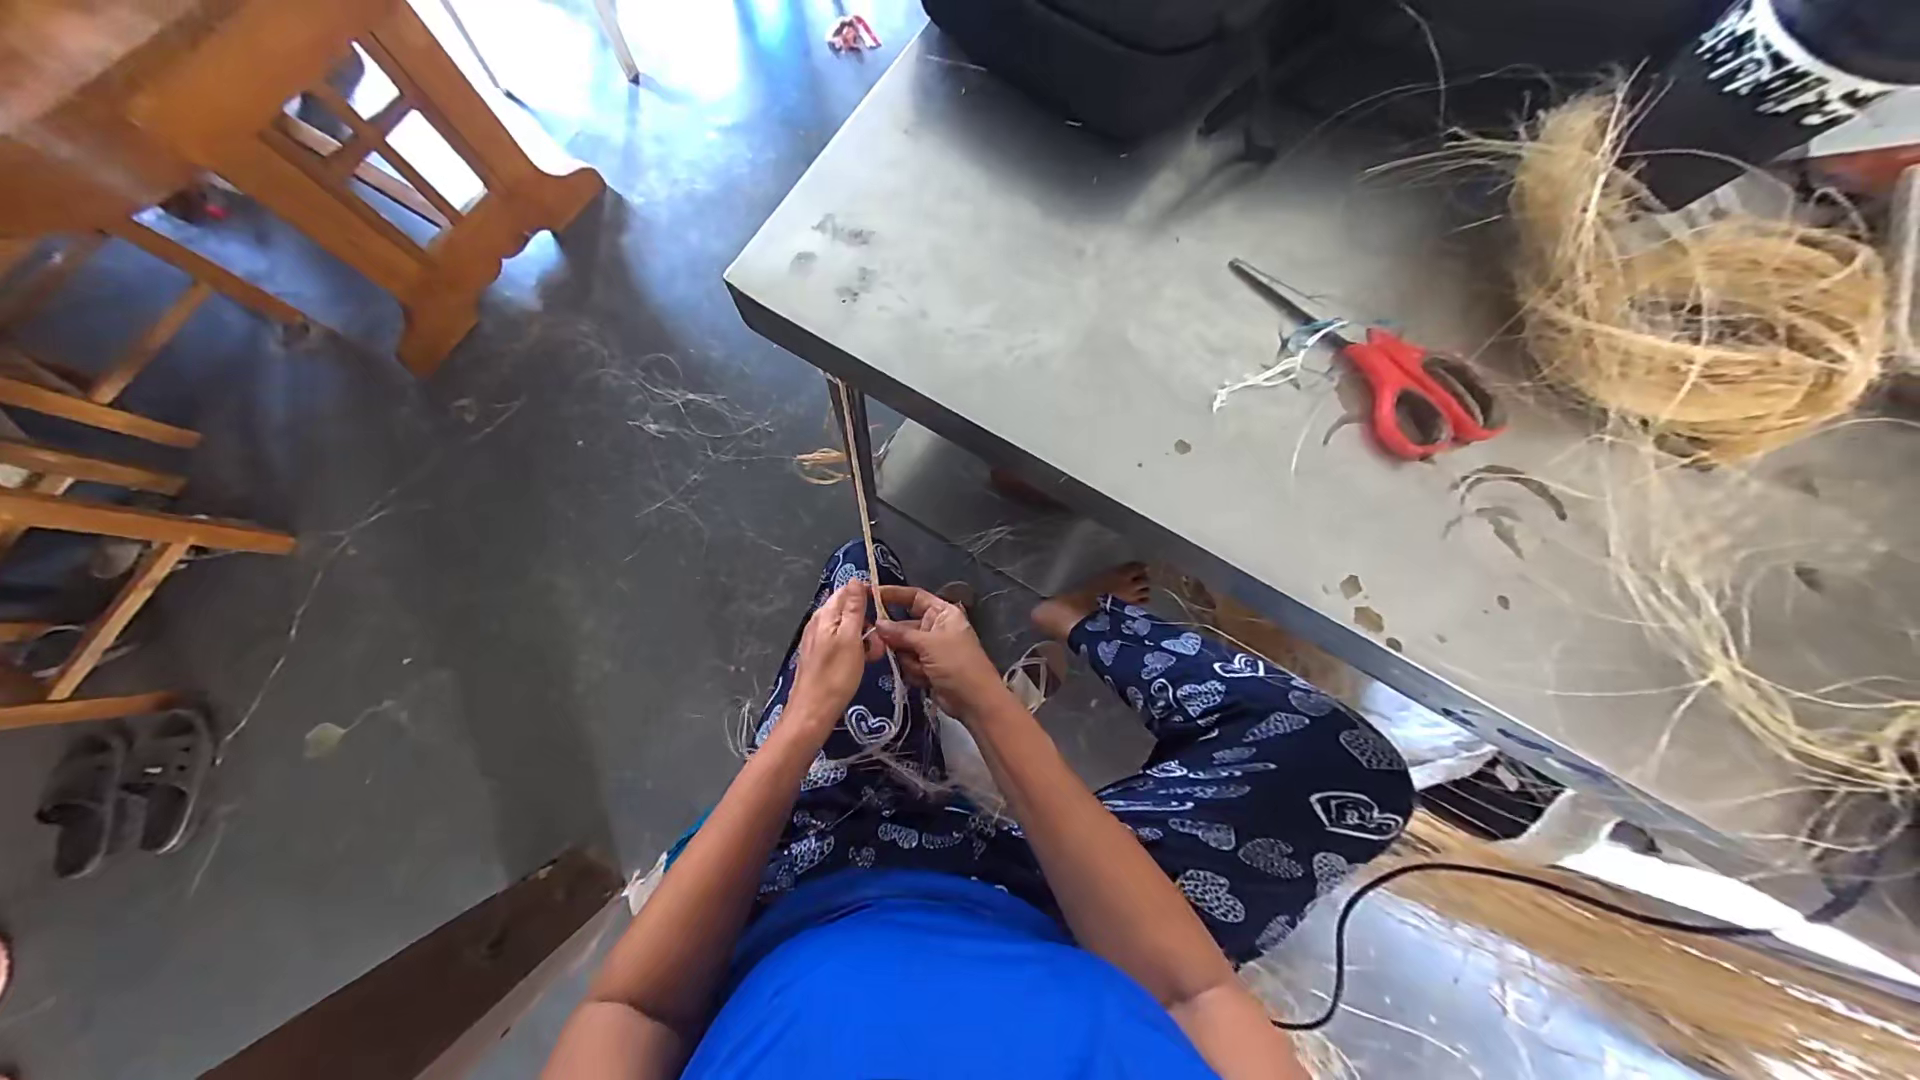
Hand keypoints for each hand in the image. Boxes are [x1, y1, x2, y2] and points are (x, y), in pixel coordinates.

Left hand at [784, 579, 883, 739]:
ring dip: (864, 638)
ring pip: (848, 628)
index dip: (868, 597)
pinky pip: (843, 642)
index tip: (884, 612)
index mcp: (825, 614)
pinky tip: (859, 663)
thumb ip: (853, 608)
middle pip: (849, 609)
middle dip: (868, 622)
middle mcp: (819, 622)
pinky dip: (855, 649)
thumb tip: (855, 580)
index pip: (848, 591)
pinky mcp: (821, 655)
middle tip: (876, 643)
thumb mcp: (850, 638)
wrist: (813, 712)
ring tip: (870, 656)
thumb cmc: (835, 676)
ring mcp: (818, 639)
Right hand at [873, 585, 1003, 715]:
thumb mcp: (929, 644)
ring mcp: (930, 649)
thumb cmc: (957, 664)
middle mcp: (935, 628)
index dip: (893, 594)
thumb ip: (901, 633)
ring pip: (902, 648)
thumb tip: (878, 623)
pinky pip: (908, 664)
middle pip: (904, 625)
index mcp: (942, 613)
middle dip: (897, 638)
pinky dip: (913, 672)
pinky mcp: (926, 668)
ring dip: (908, 660)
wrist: (974, 701)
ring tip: (922, 668)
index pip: (914, 597)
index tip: (870, 594)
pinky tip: (925, 679)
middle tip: (883, 644)